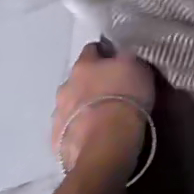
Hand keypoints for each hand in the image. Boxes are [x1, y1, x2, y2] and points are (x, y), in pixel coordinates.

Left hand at [52, 43, 153, 172]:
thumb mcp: (137, 69)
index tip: (114, 60)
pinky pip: (67, 129)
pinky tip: (90, 137)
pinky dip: (77, 129)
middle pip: (77, 78)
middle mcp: (66, 85)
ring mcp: (58, 113)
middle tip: (108, 92)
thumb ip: (126, 59)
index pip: (91, 49)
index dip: (103, 54)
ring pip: (69, 103)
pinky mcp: (56, 139)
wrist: (106, 144)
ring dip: (81, 107)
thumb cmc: (125, 99)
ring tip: (99, 118)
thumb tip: (121, 56)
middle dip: (89, 83)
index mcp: (84, 64)